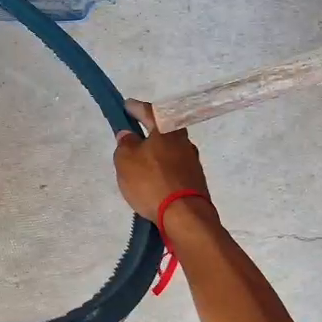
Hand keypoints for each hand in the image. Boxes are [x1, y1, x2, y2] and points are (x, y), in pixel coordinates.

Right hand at [113, 99, 210, 221]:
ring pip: (171, 149)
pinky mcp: (196, 180)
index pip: (149, 111)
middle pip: (165, 129)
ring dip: (158, 151)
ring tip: (144, 159)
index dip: (135, 108)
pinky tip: (156, 177)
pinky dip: (164, 168)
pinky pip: (175, 167)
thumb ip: (125, 144)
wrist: (185, 215)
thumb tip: (128, 135)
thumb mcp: (126, 161)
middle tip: (137, 132)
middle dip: (151, 129)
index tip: (127, 105)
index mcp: (166, 129)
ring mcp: (192, 161)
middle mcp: (183, 140)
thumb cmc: (151, 182)